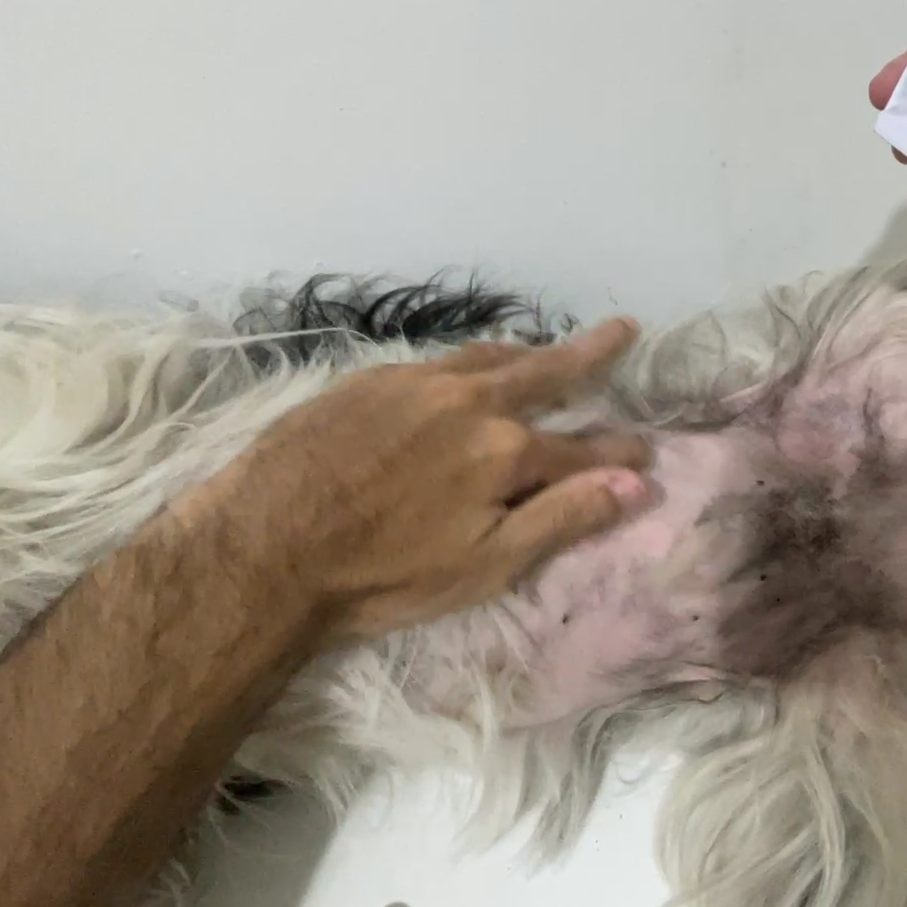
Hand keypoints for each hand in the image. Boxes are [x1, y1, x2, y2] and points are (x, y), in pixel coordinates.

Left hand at [176, 320, 653, 642]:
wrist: (261, 550)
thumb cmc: (384, 575)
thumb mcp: (487, 565)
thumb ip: (566, 518)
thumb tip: (638, 485)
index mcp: (506, 451)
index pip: (583, 450)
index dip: (619, 455)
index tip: (646, 453)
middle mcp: (473, 402)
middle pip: (548, 372)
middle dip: (593, 353)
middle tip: (624, 330)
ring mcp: (421, 382)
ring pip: (494, 357)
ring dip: (533, 353)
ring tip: (553, 350)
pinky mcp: (374, 379)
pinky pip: (443, 359)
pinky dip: (477, 360)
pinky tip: (474, 369)